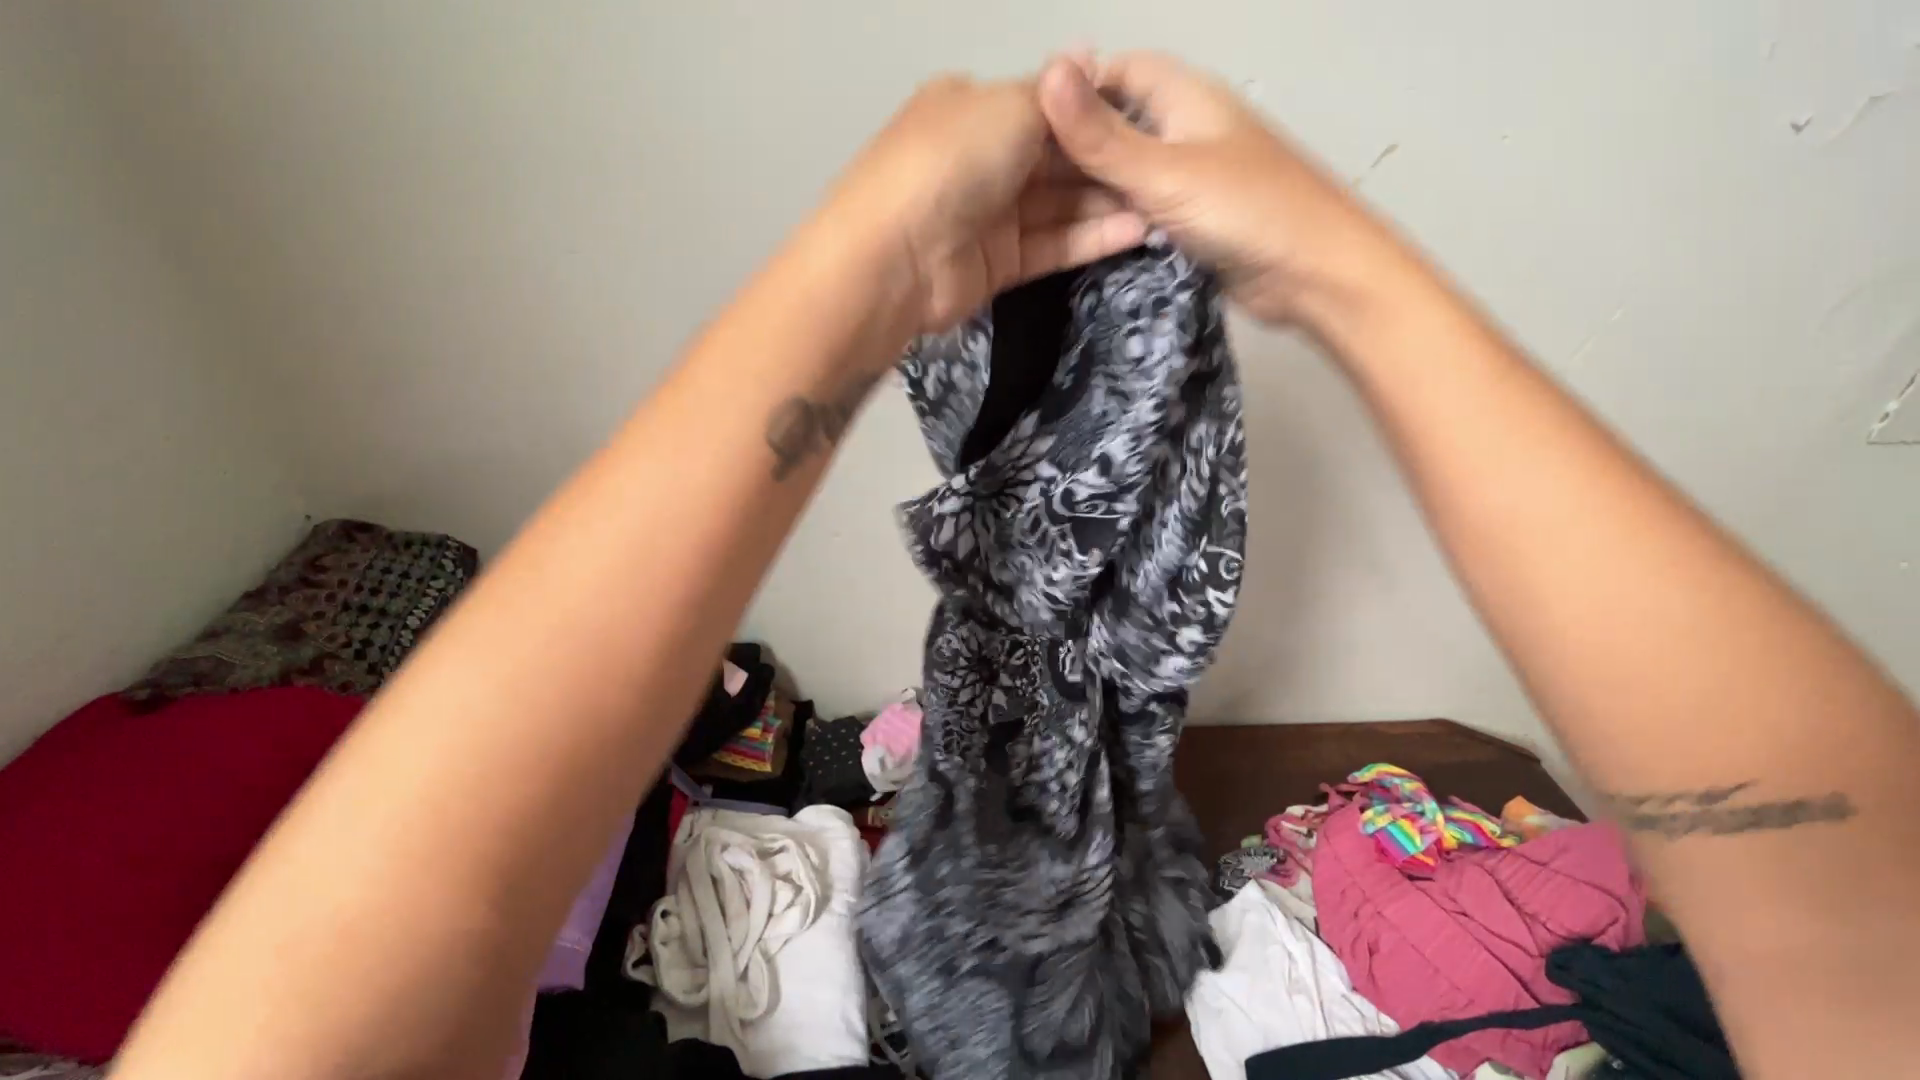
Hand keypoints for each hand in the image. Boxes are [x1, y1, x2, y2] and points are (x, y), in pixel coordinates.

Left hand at [820, 74, 1149, 334]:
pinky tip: (1137, 231)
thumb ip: (1055, 94)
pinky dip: (1090, 239)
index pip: (1046, 108)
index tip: (1147, 122)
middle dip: (1107, 163)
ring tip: (1161, 202)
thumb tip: (1089, 57)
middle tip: (1163, 168)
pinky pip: (1051, 246)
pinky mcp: (997, 264)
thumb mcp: (1007, 107)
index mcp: (975, 109)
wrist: (894, 259)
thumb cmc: (950, 163)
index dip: (1095, 115)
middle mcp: (981, 159)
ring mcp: (988, 215)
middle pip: (1056, 160)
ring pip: (1058, 206)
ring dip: (1106, 203)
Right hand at [1037, 52, 1406, 326]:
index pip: (1112, 71)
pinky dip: (1114, 217)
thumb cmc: (1245, 210)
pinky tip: (1079, 236)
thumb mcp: (1163, 172)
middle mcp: (1184, 126)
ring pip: (1125, 170)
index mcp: (1183, 95)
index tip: (1017, 129)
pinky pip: (1141, 207)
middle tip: (1015, 180)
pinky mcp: (1193, 218)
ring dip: (1090, 186)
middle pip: (1115, 122)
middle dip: (1072, 144)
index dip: (1068, 92)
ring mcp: (1190, 174)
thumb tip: (1043, 74)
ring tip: (1034, 210)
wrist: (1314, 275)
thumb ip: (1100, 135)